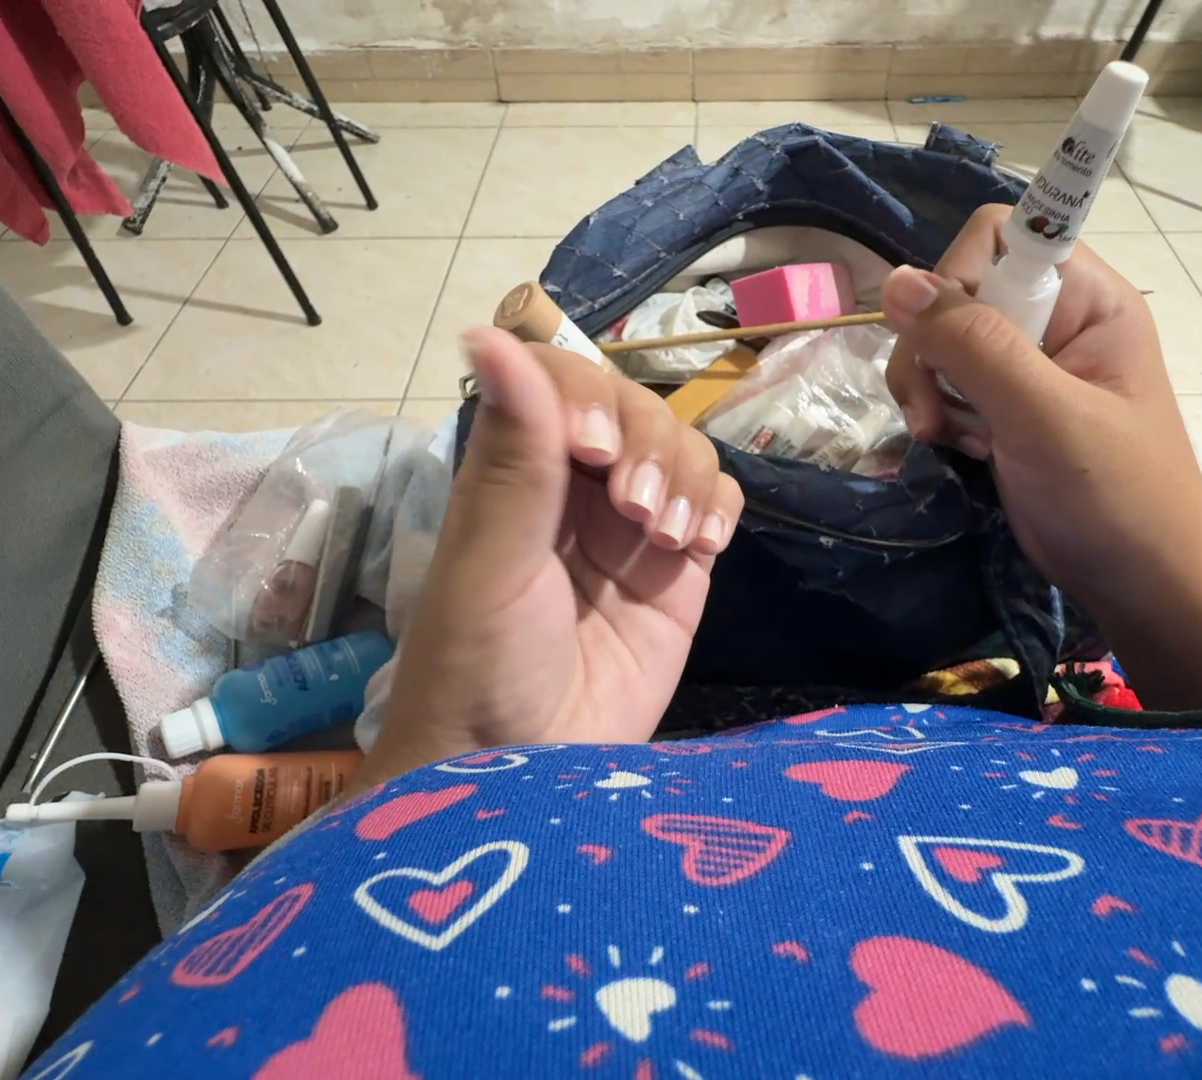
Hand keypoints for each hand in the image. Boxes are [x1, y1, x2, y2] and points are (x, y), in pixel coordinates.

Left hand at [347, 329, 744, 791]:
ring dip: (686, 479)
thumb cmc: (484, 670)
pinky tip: (698, 546)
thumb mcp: (491, 565)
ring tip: (666, 539)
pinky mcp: (679, 570)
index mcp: (515, 470)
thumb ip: (511, 457)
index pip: (562, 381)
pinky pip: (717, 505)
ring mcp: (632, 527)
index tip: (595, 447)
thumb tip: (490, 332)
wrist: (532, 774)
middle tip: (635, 511)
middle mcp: (575, 487)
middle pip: (636, 409)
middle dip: (647, 445)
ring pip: (684, 450)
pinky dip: (717, 509)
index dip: (589, 394)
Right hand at [882, 206, 1201, 606]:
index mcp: (1085, 300)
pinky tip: (962, 450)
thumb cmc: (1113, 496)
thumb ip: (974, 345)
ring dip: (928, 390)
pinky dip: (939, 416)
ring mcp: (1023, 368)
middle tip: (931, 415)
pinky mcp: (1001, 409)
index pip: (998, 238)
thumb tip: (895, 281)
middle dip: (931, 352)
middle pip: (954, 294)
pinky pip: (944, 387)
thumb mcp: (1043, 415)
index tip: (944, 343)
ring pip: (939, 344)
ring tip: (948, 439)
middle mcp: (1052, 322)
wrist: (1139, 580)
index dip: (957, 278)